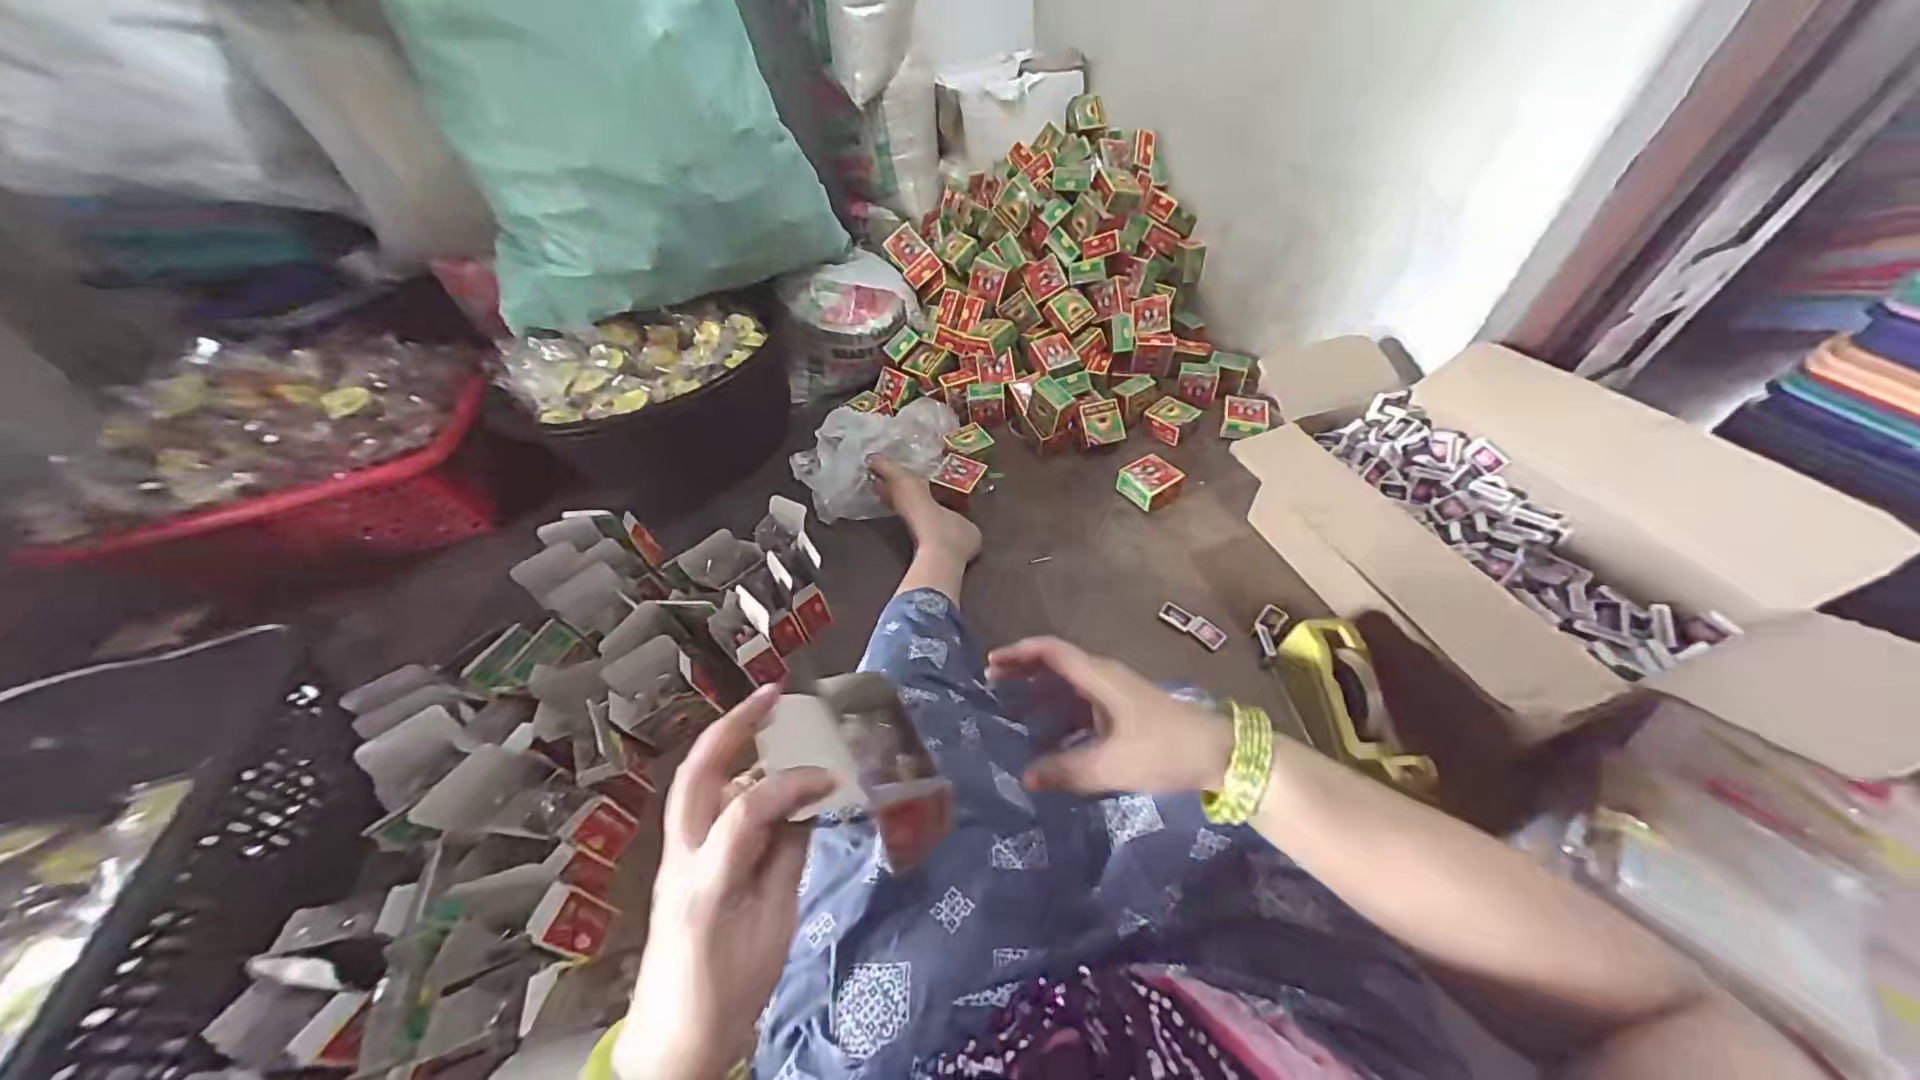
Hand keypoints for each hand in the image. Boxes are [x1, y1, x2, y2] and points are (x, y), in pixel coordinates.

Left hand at [615, 684, 834, 1079]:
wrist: (671, 1042)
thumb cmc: (728, 993)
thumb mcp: (774, 929)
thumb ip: (789, 859)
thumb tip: (808, 807)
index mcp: (707, 882)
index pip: (748, 808)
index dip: (793, 784)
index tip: (832, 778)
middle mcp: (681, 858)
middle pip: (697, 773)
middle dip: (734, 726)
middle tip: (773, 696)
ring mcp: (673, 857)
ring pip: (696, 783)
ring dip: (733, 746)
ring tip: (772, 723)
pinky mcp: (678, 862)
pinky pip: (705, 805)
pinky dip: (735, 779)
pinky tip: (763, 776)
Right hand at [986, 637, 1233, 796]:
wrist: (1218, 754)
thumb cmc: (1164, 750)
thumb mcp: (1111, 765)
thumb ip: (1066, 771)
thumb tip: (1025, 777)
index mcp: (1099, 677)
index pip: (1051, 651)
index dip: (1019, 653)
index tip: (992, 664)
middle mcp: (1104, 676)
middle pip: (1055, 662)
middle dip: (1022, 668)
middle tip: (991, 682)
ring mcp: (1115, 692)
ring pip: (1067, 682)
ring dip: (1038, 688)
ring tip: (1010, 704)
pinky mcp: (1123, 709)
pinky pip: (1080, 700)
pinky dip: (1057, 707)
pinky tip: (1046, 731)